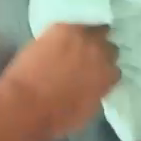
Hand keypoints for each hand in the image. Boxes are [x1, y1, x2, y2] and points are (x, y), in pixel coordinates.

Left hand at [0, 24, 118, 140]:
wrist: (25, 104)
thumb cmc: (55, 117)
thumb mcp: (86, 110)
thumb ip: (96, 92)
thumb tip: (95, 85)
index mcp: (108, 76)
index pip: (115, 69)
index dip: (105, 71)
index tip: (96, 74)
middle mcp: (101, 54)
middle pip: (109, 46)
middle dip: (100, 52)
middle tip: (87, 58)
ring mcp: (83, 38)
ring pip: (96, 28)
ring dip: (89, 36)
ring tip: (78, 41)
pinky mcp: (63, 28)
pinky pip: (73, 23)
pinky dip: (69, 30)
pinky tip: (62, 35)